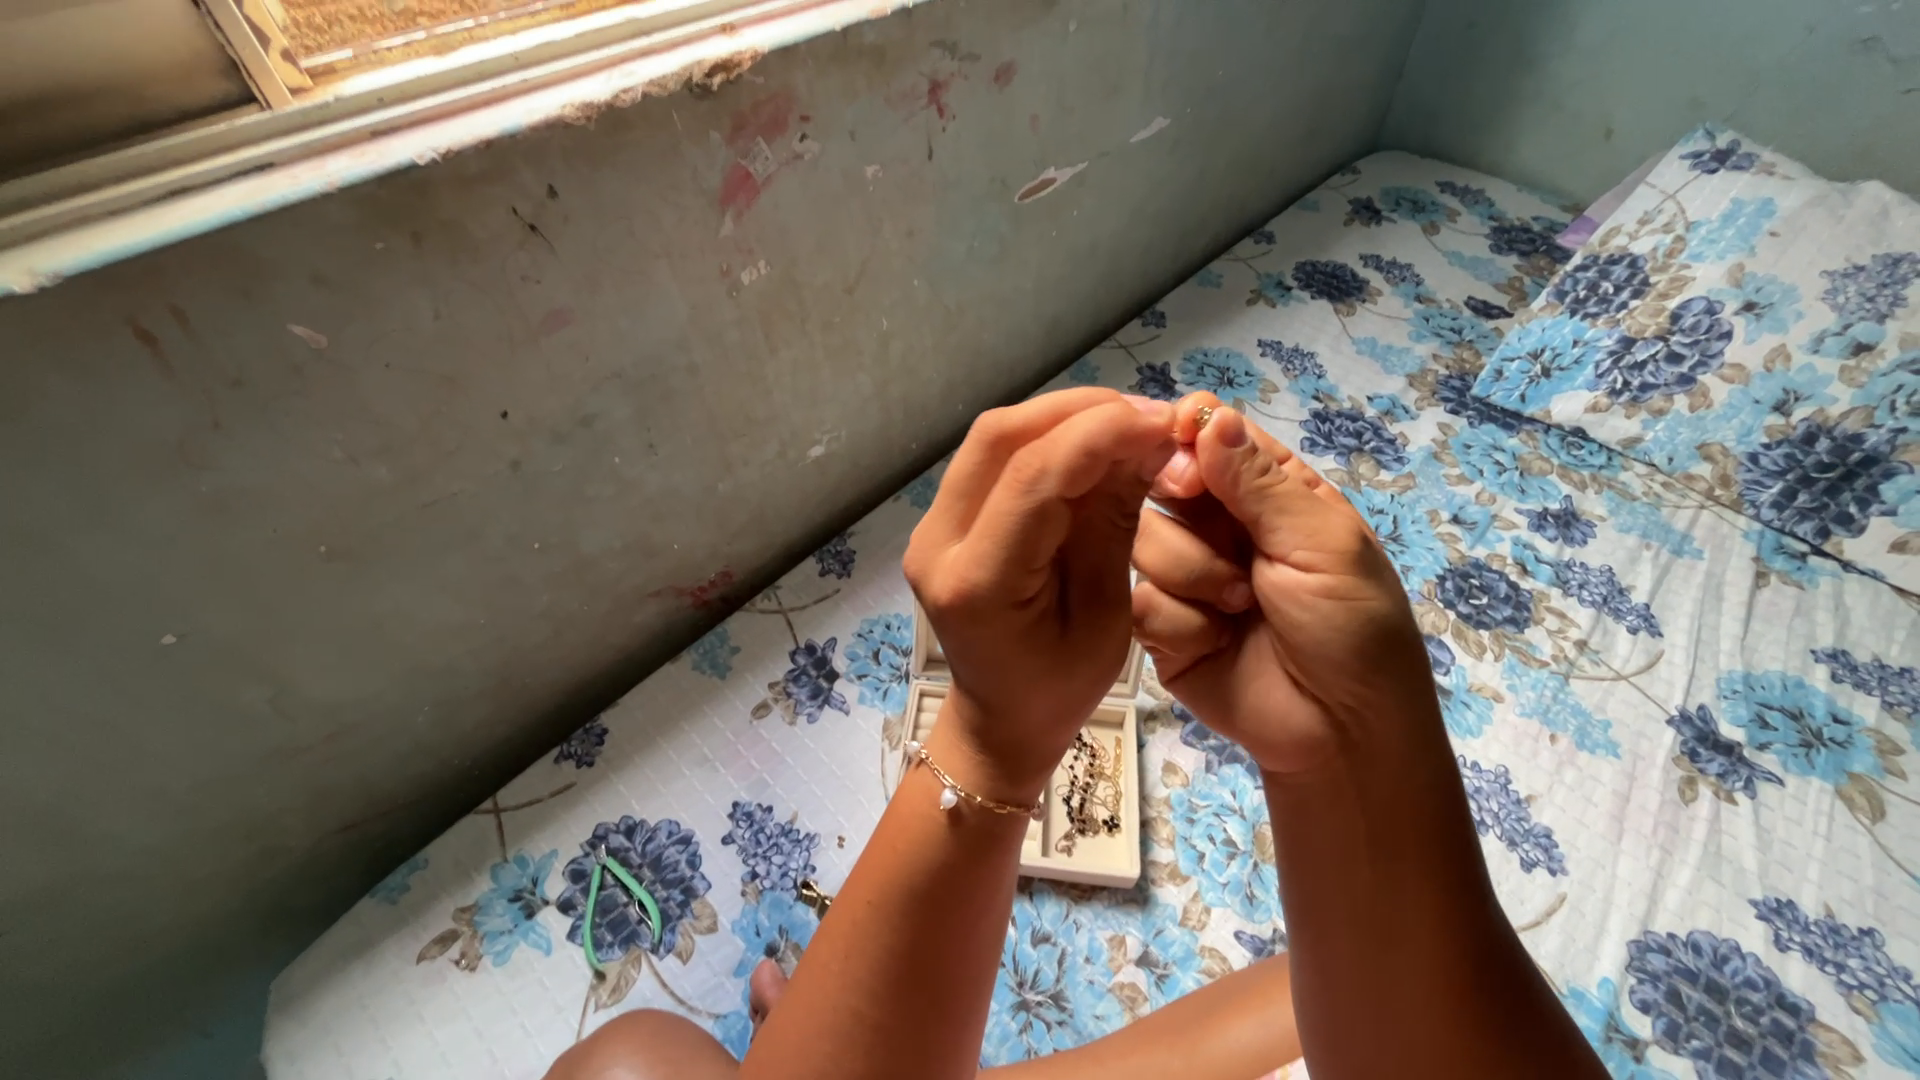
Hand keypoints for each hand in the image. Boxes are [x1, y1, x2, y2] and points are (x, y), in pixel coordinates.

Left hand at [905, 389, 1176, 796]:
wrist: (999, 718)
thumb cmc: (1059, 689)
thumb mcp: (1107, 615)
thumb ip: (1116, 522)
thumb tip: (1150, 440)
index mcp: (977, 583)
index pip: (1035, 476)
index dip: (1103, 433)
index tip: (1165, 421)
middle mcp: (937, 542)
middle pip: (999, 436)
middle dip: (1080, 410)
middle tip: (1148, 415)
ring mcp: (931, 526)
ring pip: (993, 438)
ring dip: (1063, 418)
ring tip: (1127, 424)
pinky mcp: (942, 519)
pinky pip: (992, 458)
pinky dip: (1046, 439)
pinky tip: (1091, 445)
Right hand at [1131, 394, 1436, 773]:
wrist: (1338, 735)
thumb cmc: (1351, 629)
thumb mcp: (1322, 545)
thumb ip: (1260, 483)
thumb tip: (1209, 414)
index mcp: (1266, 494)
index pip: (1210, 438)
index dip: (1186, 435)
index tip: (1184, 454)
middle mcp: (1217, 526)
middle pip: (1159, 481)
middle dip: (1182, 506)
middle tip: (1221, 537)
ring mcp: (1184, 575)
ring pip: (1141, 539)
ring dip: (1193, 573)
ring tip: (1239, 607)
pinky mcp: (1158, 625)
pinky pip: (1138, 599)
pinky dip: (1178, 620)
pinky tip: (1214, 640)